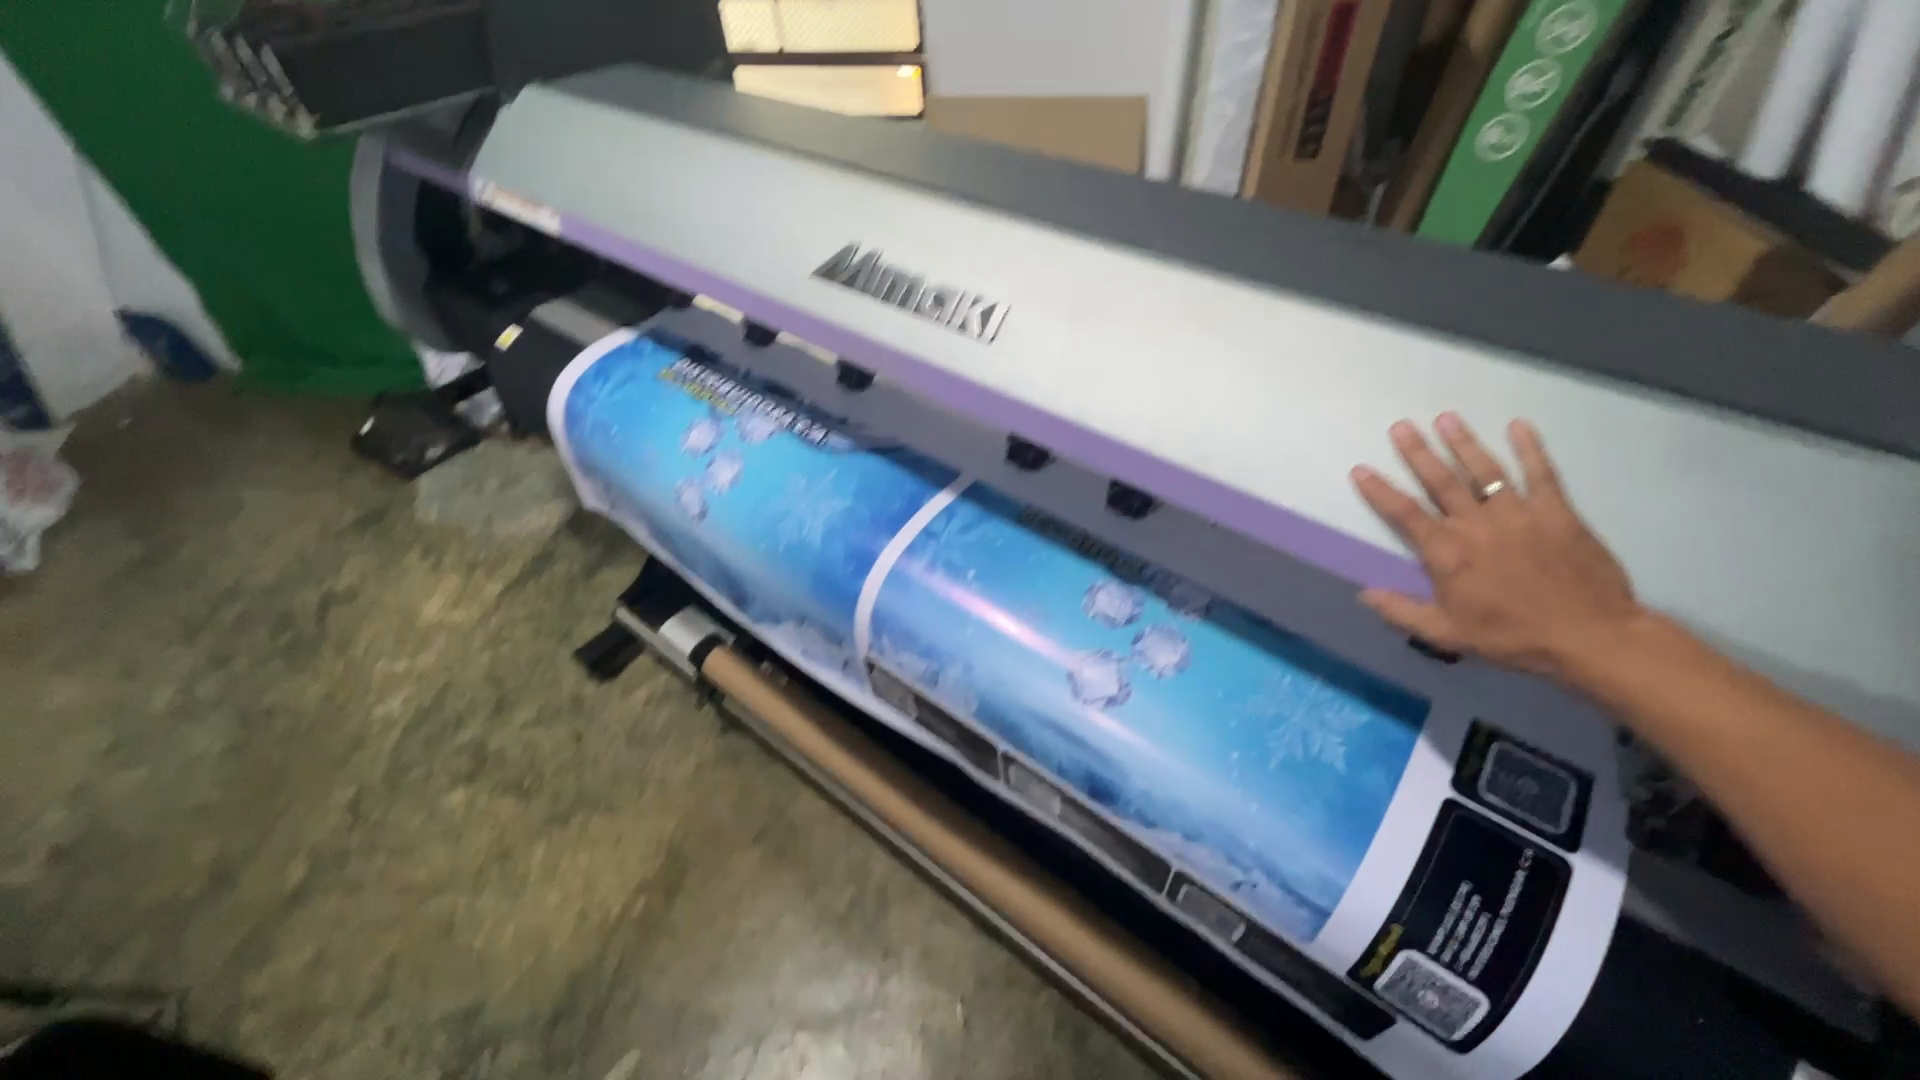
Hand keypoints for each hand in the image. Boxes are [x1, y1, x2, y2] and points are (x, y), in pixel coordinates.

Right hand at [1350, 414, 1641, 677]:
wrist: (1588, 635)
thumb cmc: (1512, 637)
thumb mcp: (1448, 635)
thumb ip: (1403, 612)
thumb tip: (1364, 593)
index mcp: (1447, 554)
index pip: (1404, 514)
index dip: (1380, 491)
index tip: (1361, 469)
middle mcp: (1477, 525)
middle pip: (1440, 481)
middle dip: (1418, 452)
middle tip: (1401, 426)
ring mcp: (1518, 514)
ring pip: (1484, 470)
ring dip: (1463, 442)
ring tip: (1446, 418)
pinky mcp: (1557, 513)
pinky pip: (1541, 473)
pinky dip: (1531, 448)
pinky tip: (1518, 426)